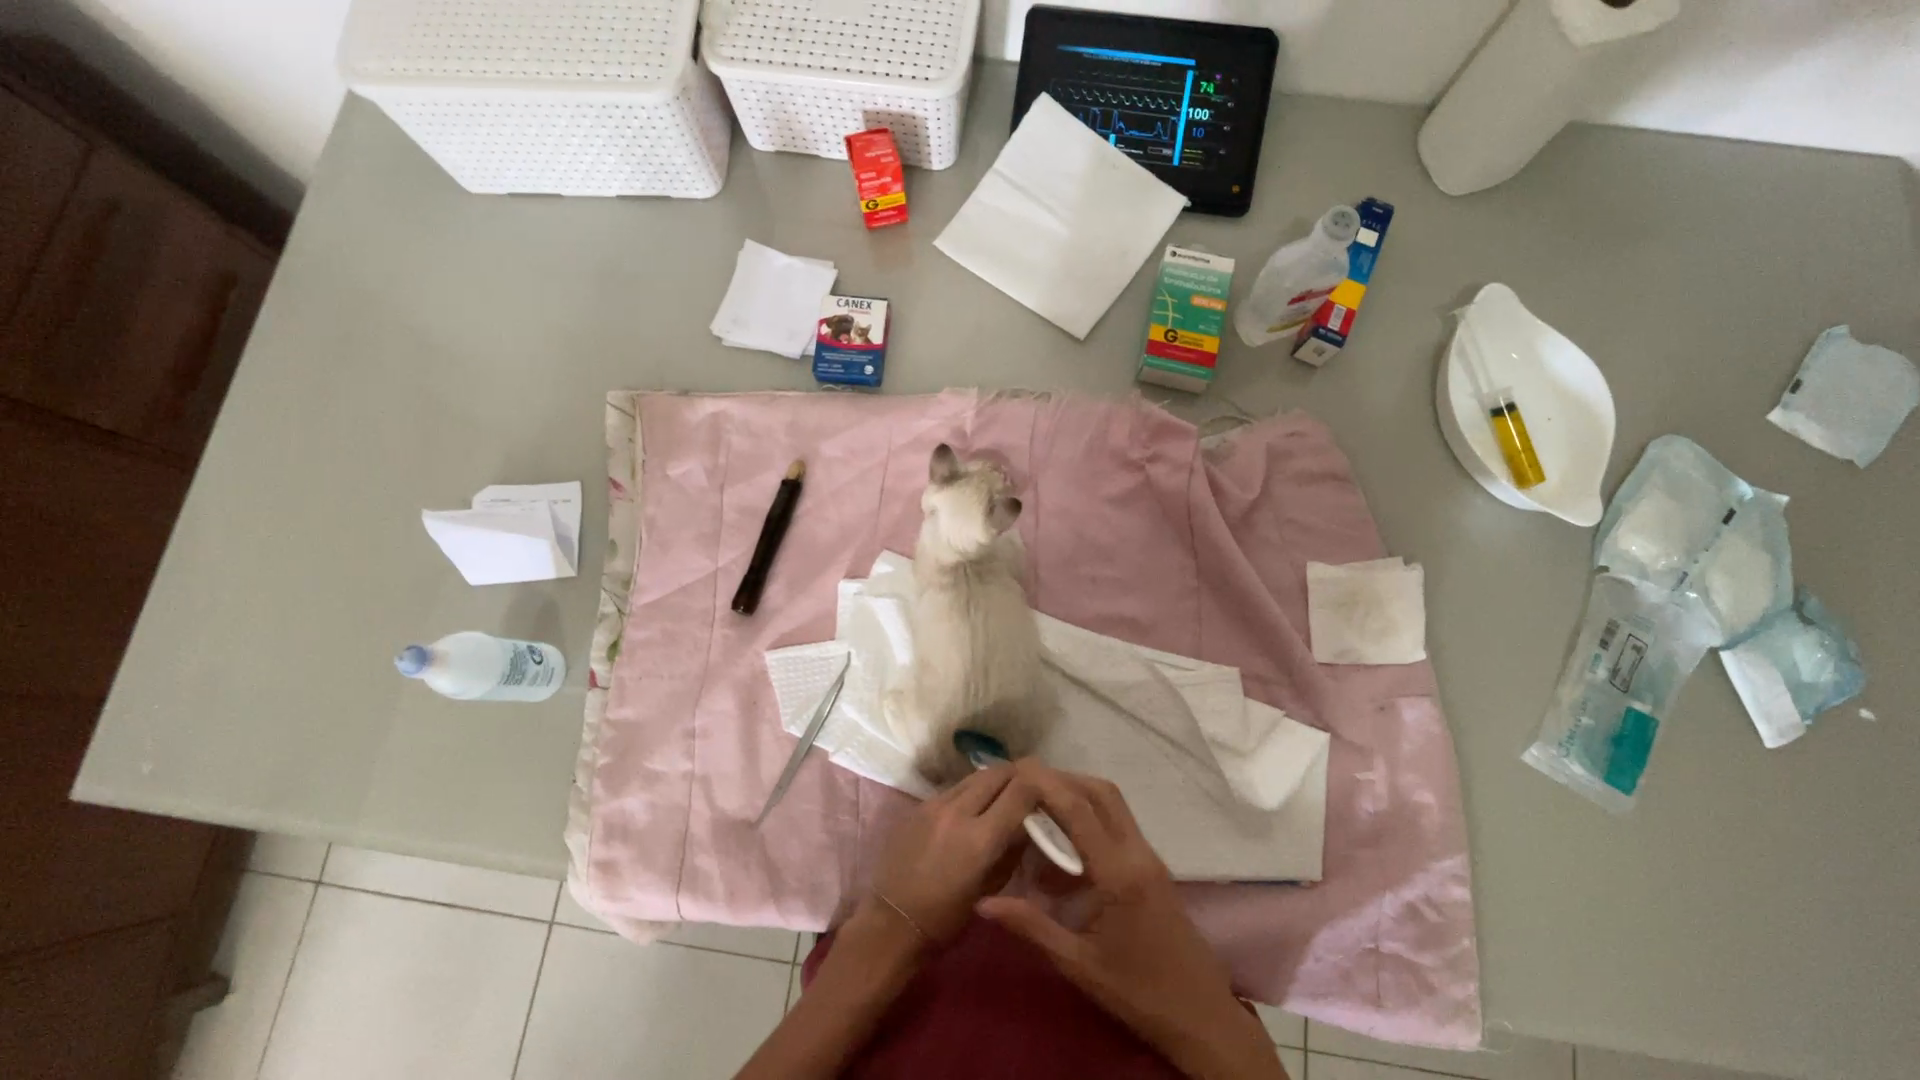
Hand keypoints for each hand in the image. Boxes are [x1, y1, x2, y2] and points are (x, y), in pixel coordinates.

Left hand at [865, 764, 1038, 944]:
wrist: (892, 921)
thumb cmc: (947, 917)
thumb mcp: (991, 887)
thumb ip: (1012, 850)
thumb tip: (1028, 824)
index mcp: (981, 838)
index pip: (1020, 791)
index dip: (1039, 785)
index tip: (1047, 790)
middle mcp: (958, 812)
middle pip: (997, 772)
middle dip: (1017, 775)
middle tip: (1028, 786)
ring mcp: (934, 805)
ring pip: (973, 776)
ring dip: (992, 781)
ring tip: (1002, 794)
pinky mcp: (917, 806)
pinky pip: (952, 789)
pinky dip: (969, 792)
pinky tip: (971, 809)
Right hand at [978, 766, 1286, 1079]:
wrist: (1201, 1015)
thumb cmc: (1138, 992)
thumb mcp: (1078, 964)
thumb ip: (1031, 926)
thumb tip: (983, 902)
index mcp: (1119, 873)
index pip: (1078, 810)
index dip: (1045, 784)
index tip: (1015, 768)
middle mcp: (1137, 854)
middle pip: (1101, 793)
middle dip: (1061, 781)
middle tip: (1022, 786)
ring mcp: (1149, 859)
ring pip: (1113, 806)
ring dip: (1076, 797)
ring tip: (1034, 811)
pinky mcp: (1152, 870)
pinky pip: (1118, 827)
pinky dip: (1088, 821)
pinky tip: (1060, 851)